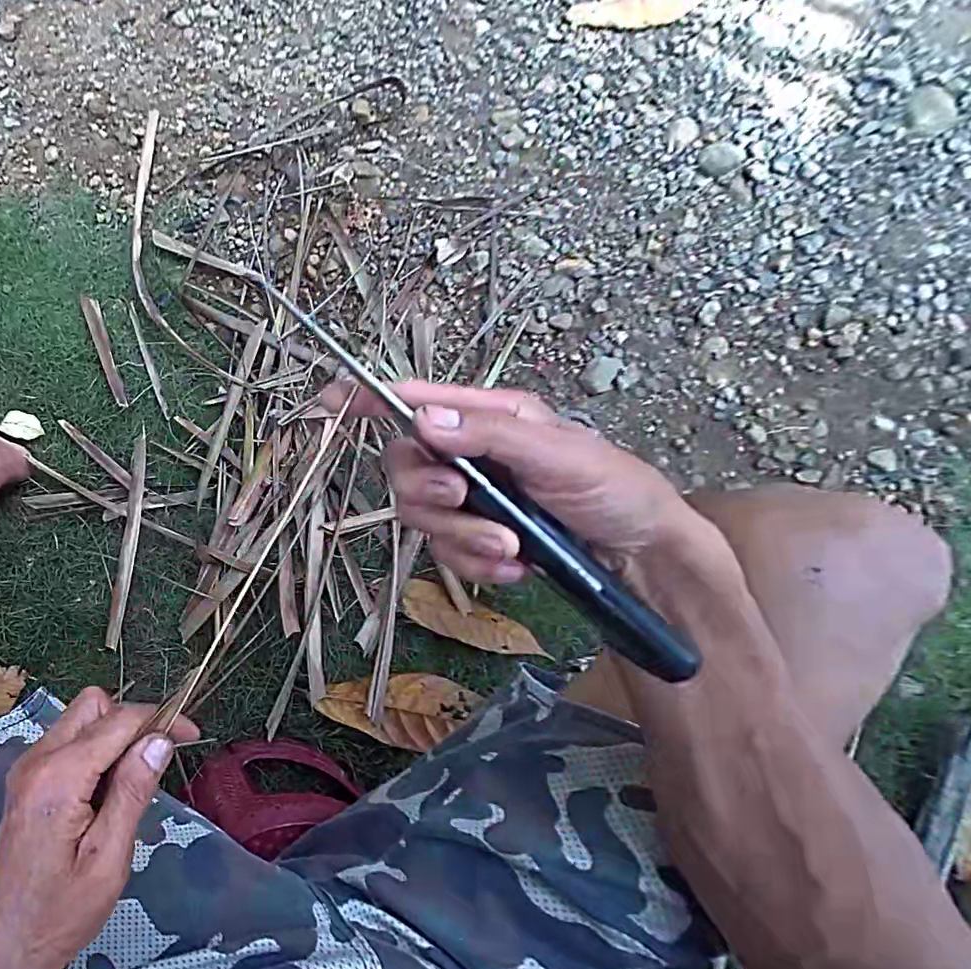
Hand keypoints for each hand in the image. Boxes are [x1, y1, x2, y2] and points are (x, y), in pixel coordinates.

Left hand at [0, 688, 198, 968]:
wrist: (6, 945)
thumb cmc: (61, 913)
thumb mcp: (109, 858)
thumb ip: (132, 792)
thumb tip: (159, 740)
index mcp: (58, 776)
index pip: (117, 720)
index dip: (158, 719)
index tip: (190, 733)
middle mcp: (36, 758)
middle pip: (92, 705)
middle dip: (132, 720)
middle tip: (159, 758)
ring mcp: (27, 766)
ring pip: (79, 719)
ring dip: (113, 735)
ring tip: (134, 783)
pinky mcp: (26, 779)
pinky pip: (66, 741)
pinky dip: (94, 750)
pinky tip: (107, 792)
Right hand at [328, 382, 699, 583]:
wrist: (636, 557)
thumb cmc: (612, 488)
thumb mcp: (559, 451)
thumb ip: (489, 433)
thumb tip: (423, 419)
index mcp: (485, 420)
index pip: (416, 402)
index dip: (371, 399)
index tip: (334, 400)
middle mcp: (465, 457)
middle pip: (403, 467)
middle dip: (426, 490)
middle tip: (460, 499)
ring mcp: (465, 501)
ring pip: (419, 516)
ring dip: (461, 536)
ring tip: (510, 547)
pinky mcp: (469, 540)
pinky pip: (443, 553)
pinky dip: (475, 564)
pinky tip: (512, 566)